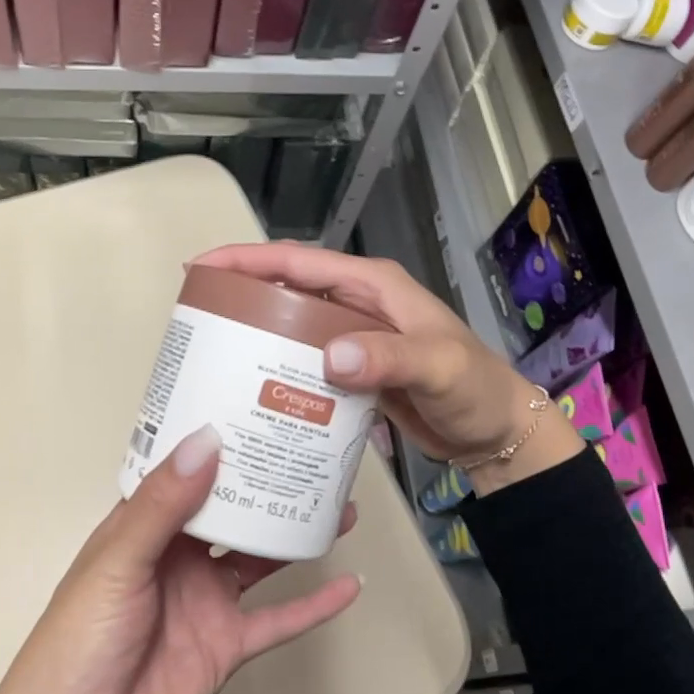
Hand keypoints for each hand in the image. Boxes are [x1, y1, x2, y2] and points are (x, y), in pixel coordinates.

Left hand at [0, 425, 361, 693]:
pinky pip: (277, 621)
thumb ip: (161, 507)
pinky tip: (344, 587)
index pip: (184, 474)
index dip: (217, 443)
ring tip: (337, 505)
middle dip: (266, 484)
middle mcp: (175, 561)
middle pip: (231, 512)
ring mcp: (202, 604)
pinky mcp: (223, 648)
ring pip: (259, 559)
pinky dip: (312, 606)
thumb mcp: (115, 567)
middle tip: (310, 453)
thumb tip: (205, 442)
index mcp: (140, 531)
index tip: (255, 410)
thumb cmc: (70, 654)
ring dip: (295, 535)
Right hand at [191, 244, 583, 494]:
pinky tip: (252, 389)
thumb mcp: (439, 367)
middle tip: (196, 318)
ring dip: (256, 333)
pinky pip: (307, 361)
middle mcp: (359, 304)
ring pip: (294, 326)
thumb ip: (390, 358)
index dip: (249, 259)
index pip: (300, 262)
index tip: (200, 268)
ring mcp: (356, 339)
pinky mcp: (355, 372)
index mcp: (373, 286)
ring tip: (211, 353)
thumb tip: (329, 356)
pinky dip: (280, 368)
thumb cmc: (474, 389)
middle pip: (289, 290)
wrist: (497, 433)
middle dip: (242, 294)